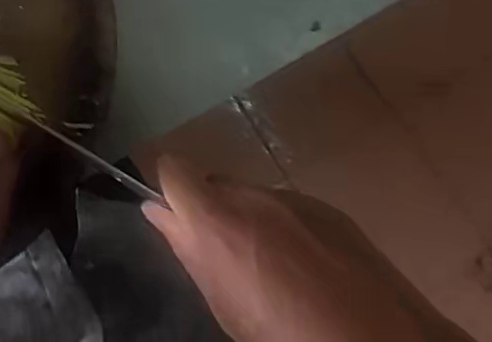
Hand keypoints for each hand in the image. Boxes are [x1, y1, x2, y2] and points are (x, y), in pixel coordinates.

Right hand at [142, 156, 472, 341]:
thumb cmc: (291, 339)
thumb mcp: (227, 308)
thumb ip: (188, 252)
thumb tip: (158, 213)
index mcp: (216, 217)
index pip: (172, 168)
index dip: (172, 191)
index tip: (181, 222)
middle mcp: (251, 195)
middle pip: (216, 184)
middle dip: (217, 212)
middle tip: (235, 261)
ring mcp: (295, 198)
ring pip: (255, 197)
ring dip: (256, 222)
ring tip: (284, 274)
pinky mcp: (333, 210)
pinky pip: (294, 210)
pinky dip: (293, 231)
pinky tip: (317, 275)